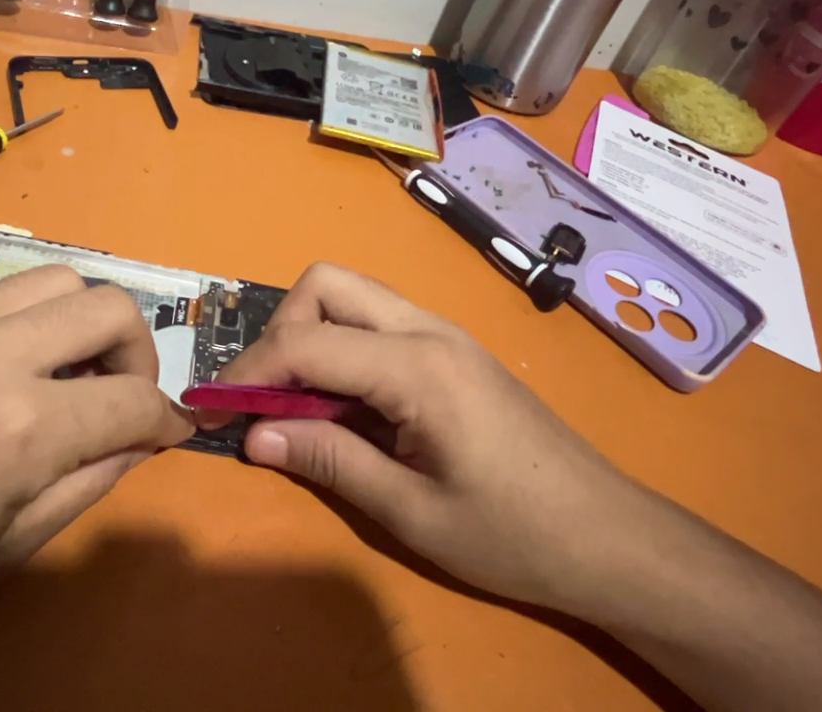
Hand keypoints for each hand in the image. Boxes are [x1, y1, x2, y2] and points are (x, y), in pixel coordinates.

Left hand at [0, 265, 191, 689]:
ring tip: (63, 371)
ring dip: (80, 321)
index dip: (167, 419)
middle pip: (109, 305)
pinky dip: (22, 316)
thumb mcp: (9, 550)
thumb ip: (92, 479)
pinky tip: (2, 363)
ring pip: (54, 277)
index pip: (135, 399)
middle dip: (138, 352)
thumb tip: (142, 436)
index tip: (171, 432)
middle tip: (119, 397)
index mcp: (20, 427)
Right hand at [212, 263, 649, 615]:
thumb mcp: (411, 511)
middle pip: (328, 283)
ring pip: (353, 295)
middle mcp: (429, 330)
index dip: (249, 372)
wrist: (609, 537)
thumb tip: (251, 436)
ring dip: (311, 335)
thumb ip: (328, 461)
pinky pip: (378, 322)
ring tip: (298, 404)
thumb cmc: (513, 536)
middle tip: (267, 397)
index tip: (212, 408)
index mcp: (418, 367)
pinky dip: (342, 346)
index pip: (307, 341)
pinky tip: (344, 405)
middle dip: (281, 329)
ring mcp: (445, 334)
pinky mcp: (453, 350)